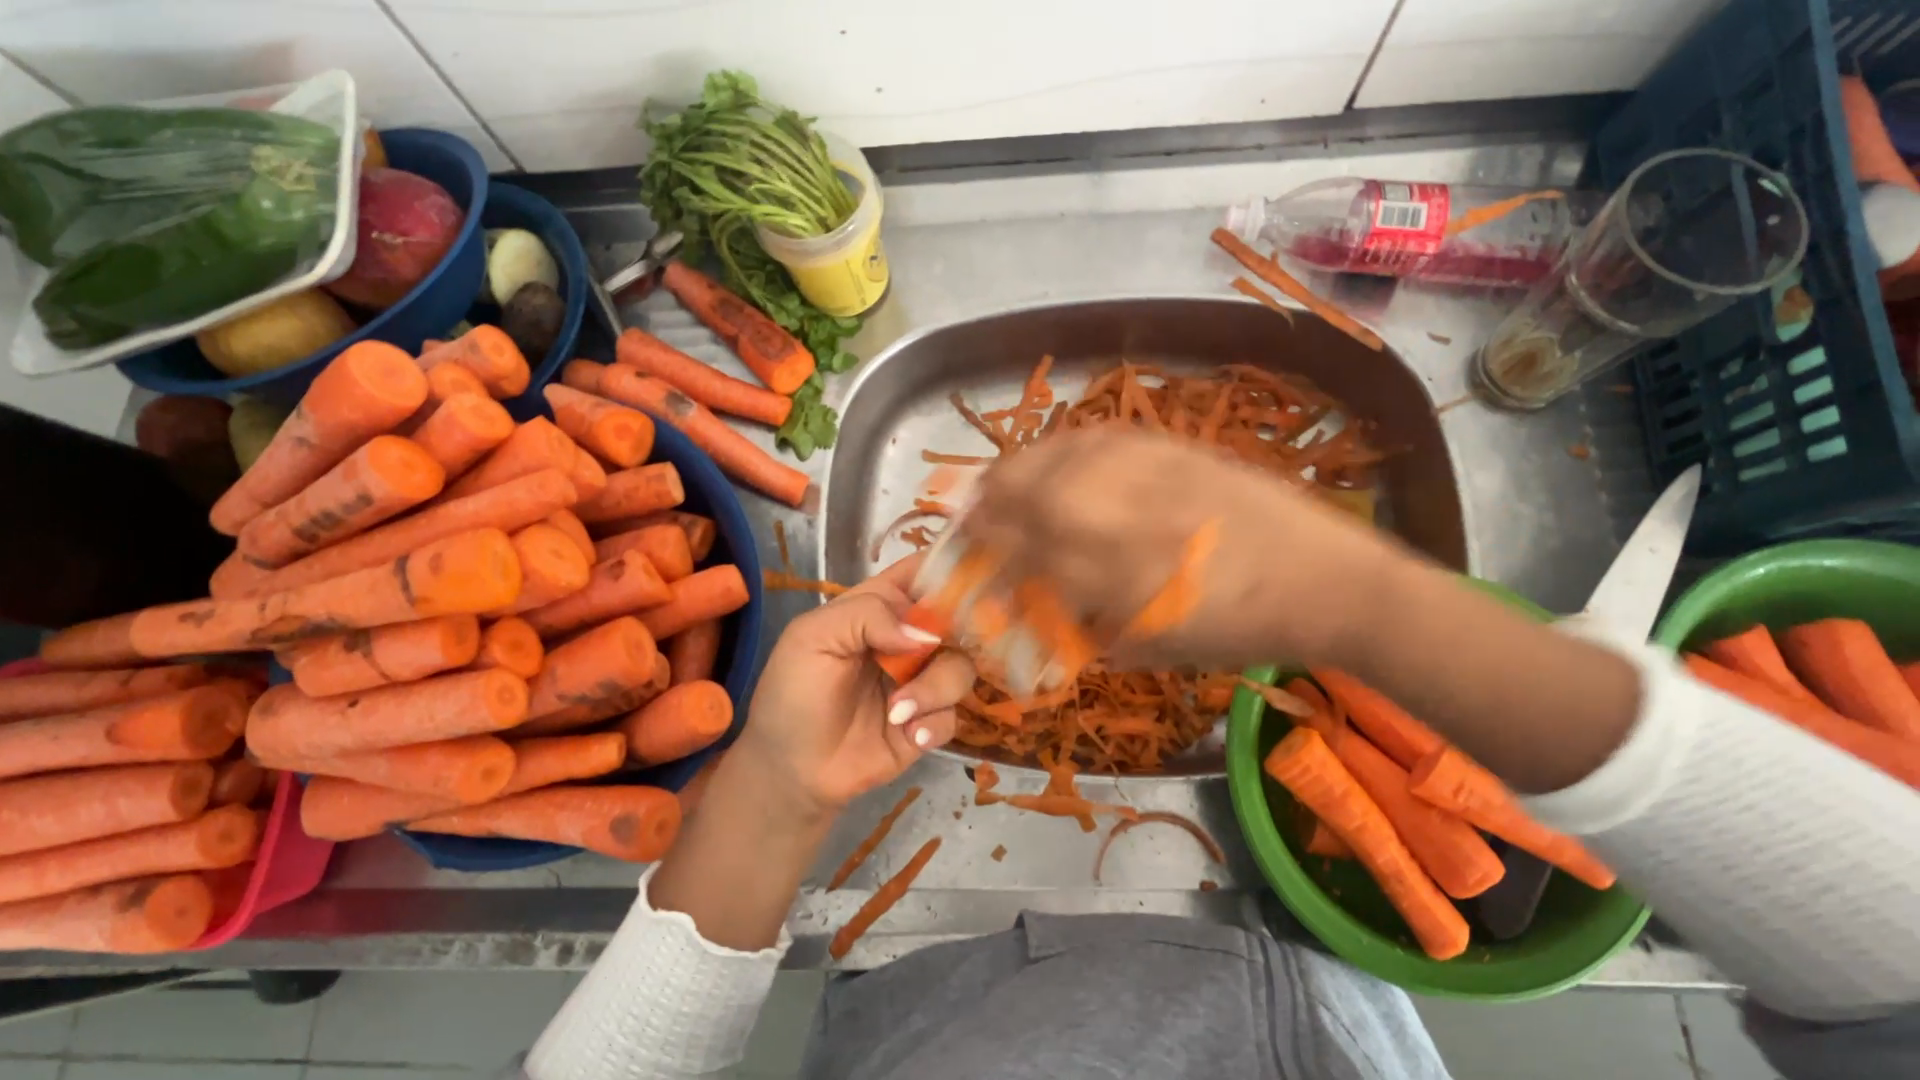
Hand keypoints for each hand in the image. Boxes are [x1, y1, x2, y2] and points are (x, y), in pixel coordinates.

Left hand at [729, 555, 977, 814]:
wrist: (790, 771)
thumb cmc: (792, 694)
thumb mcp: (813, 637)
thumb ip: (867, 616)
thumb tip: (926, 634)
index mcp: (878, 607)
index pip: (921, 573)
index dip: (948, 569)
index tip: (967, 579)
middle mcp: (906, 639)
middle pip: (956, 619)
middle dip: (957, 633)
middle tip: (936, 651)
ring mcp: (920, 681)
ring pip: (960, 667)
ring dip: (935, 688)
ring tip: (898, 711)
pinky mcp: (927, 722)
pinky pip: (953, 713)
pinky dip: (933, 723)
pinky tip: (908, 735)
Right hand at [961, 427, 1408, 669]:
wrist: (1327, 581)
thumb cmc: (1239, 631)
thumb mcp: (1155, 649)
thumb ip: (1087, 626)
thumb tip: (1038, 607)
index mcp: (1121, 580)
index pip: (1030, 556)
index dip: (987, 550)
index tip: (963, 549)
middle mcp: (1128, 519)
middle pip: (1033, 496)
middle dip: (987, 501)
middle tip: (963, 508)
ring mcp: (1154, 476)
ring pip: (1062, 459)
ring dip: (1017, 467)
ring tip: (994, 477)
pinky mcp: (1177, 449)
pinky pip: (1103, 439)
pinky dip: (1064, 446)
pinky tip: (1052, 454)